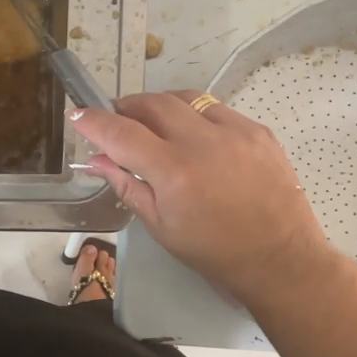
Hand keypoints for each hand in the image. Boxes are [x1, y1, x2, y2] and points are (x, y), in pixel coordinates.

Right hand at [67, 90, 338, 302]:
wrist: (280, 257)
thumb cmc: (212, 250)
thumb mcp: (159, 225)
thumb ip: (126, 185)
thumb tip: (95, 160)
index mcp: (173, 172)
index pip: (121, 133)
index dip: (93, 121)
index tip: (76, 115)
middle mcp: (203, 143)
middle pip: (152, 104)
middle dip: (125, 107)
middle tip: (114, 120)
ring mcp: (235, 132)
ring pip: (185, 99)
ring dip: (159, 106)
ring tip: (150, 123)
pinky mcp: (258, 131)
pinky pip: (215, 110)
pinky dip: (192, 116)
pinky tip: (190, 136)